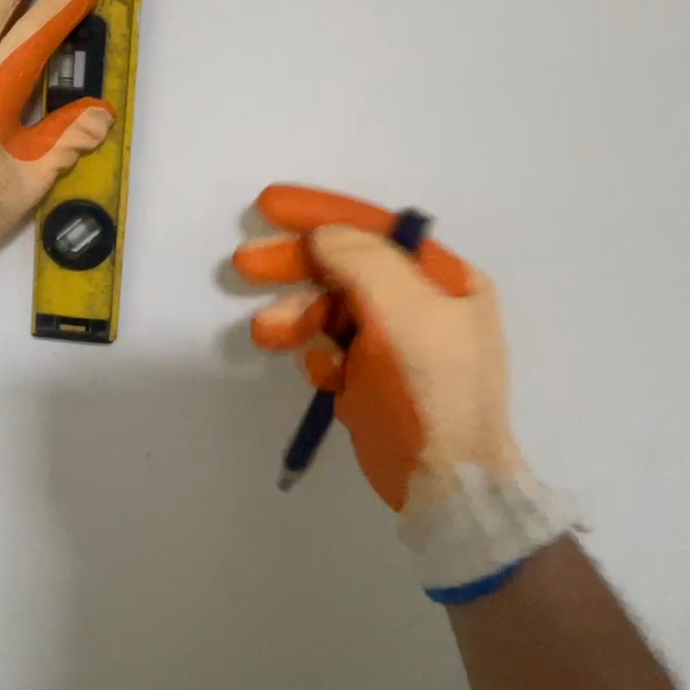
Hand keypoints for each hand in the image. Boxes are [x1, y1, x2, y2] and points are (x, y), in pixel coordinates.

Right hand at [233, 185, 575, 600]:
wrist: (444, 484)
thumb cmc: (432, 389)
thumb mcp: (403, 313)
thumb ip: (361, 261)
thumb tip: (323, 236)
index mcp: (442, 279)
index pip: (373, 228)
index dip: (319, 212)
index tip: (267, 205)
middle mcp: (418, 303)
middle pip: (342, 266)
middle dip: (293, 265)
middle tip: (244, 264)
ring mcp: (393, 341)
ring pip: (327, 308)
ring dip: (294, 316)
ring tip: (266, 333)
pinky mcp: (370, 374)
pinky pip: (329, 347)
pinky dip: (317, 355)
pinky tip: (323, 375)